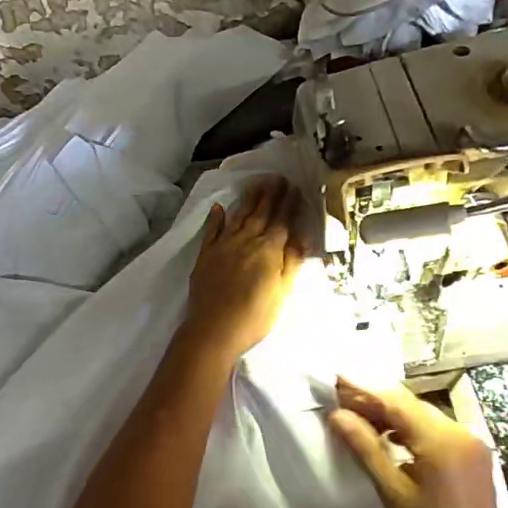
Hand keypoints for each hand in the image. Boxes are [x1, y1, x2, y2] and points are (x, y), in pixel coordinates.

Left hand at [181, 176, 305, 359]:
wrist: (213, 329)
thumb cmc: (254, 317)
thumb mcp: (282, 292)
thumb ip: (292, 262)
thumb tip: (302, 236)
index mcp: (269, 250)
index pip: (282, 221)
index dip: (288, 203)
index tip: (293, 187)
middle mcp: (246, 241)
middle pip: (261, 213)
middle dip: (270, 194)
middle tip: (277, 177)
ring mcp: (223, 246)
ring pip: (238, 216)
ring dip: (248, 200)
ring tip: (256, 184)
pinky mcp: (205, 255)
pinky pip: (211, 230)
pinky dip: (216, 218)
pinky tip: (219, 207)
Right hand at [327, 377, 507, 507]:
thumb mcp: (394, 492)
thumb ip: (366, 449)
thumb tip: (338, 416)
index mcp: (440, 439)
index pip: (395, 402)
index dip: (362, 390)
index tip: (335, 380)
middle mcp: (457, 430)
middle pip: (408, 404)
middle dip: (373, 400)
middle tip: (339, 399)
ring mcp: (467, 439)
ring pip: (420, 414)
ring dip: (389, 413)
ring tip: (355, 418)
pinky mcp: (469, 451)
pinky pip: (432, 428)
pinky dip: (407, 427)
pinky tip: (386, 436)